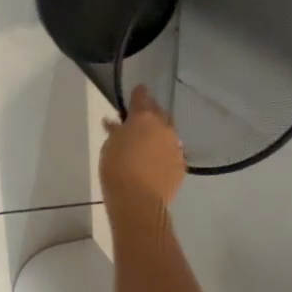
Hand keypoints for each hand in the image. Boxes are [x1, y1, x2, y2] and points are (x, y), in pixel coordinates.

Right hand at [100, 85, 184, 211]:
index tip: (137, 91)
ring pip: (169, 132)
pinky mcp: (182, 165)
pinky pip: (173, 152)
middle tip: (141, 118)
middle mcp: (164, 127)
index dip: (138, 93)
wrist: (138, 201)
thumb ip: (115, 132)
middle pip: (160, 112)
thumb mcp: (109, 146)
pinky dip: (165, 152)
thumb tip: (115, 123)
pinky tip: (157, 161)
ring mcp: (176, 146)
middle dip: (151, 112)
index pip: (142, 97)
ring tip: (149, 141)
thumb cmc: (117, 169)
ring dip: (160, 133)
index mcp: (143, 118)